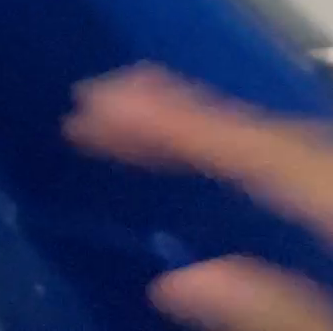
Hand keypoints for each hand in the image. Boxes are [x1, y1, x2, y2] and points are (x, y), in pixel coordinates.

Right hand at [66, 65, 332, 329]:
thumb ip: (284, 318)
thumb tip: (177, 278)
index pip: (271, 157)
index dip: (179, 123)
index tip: (98, 99)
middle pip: (290, 142)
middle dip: (188, 118)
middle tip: (98, 104)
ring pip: (314, 153)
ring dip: (222, 129)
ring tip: (146, 117)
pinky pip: (327, 172)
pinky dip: (269, 154)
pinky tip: (238, 162)